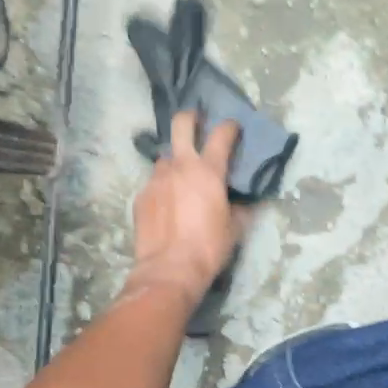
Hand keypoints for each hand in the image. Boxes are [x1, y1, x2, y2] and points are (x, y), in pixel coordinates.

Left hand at [128, 111, 242, 307]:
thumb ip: (241, 209)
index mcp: (208, 172)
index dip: (229, 127)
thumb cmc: (208, 248)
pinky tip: (167, 205)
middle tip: (196, 123)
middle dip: (191, 118)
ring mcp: (156, 179)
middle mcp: (179, 166)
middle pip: (181, 124)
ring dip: (175, 162)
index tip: (234, 127)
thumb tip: (246, 202)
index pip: (221, 135)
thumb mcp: (234, 230)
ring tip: (180, 179)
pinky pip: (154, 183)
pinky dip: (163, 187)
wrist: (169, 269)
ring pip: (165, 158)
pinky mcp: (141, 195)